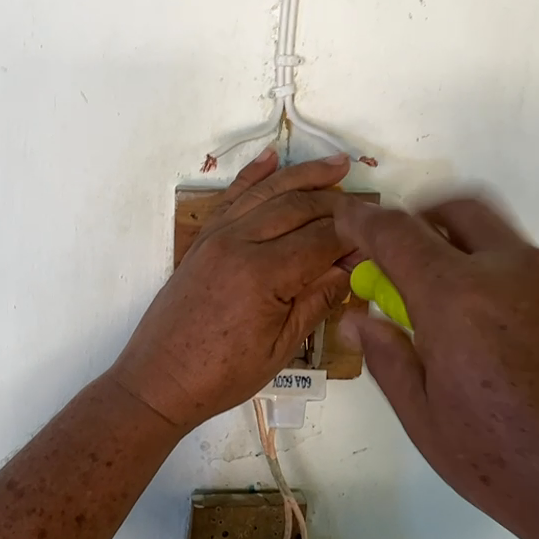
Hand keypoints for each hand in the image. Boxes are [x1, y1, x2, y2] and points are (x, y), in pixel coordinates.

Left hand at [109, 150, 353, 430]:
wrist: (159, 380)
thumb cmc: (221, 375)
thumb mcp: (281, 346)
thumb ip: (317, 300)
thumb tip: (350, 267)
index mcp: (263, 273)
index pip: (322, 239)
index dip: (354, 238)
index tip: (378, 239)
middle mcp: (239, 243)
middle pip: (298, 207)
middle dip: (337, 203)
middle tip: (368, 204)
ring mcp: (216, 237)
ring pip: (267, 193)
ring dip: (303, 176)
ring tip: (336, 164)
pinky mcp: (202, 240)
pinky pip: (232, 198)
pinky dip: (253, 176)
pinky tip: (272, 158)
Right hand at [335, 194, 538, 538]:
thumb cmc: (516, 469)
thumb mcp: (429, 425)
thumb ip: (390, 360)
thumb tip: (360, 318)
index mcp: (458, 298)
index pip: (397, 234)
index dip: (365, 220)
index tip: (350, 217)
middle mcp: (518, 269)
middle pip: (461, 212)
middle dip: (427, 220)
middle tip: (414, 261)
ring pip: (516, 254)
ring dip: (488, 275)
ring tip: (497, 347)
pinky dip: (536, 304)